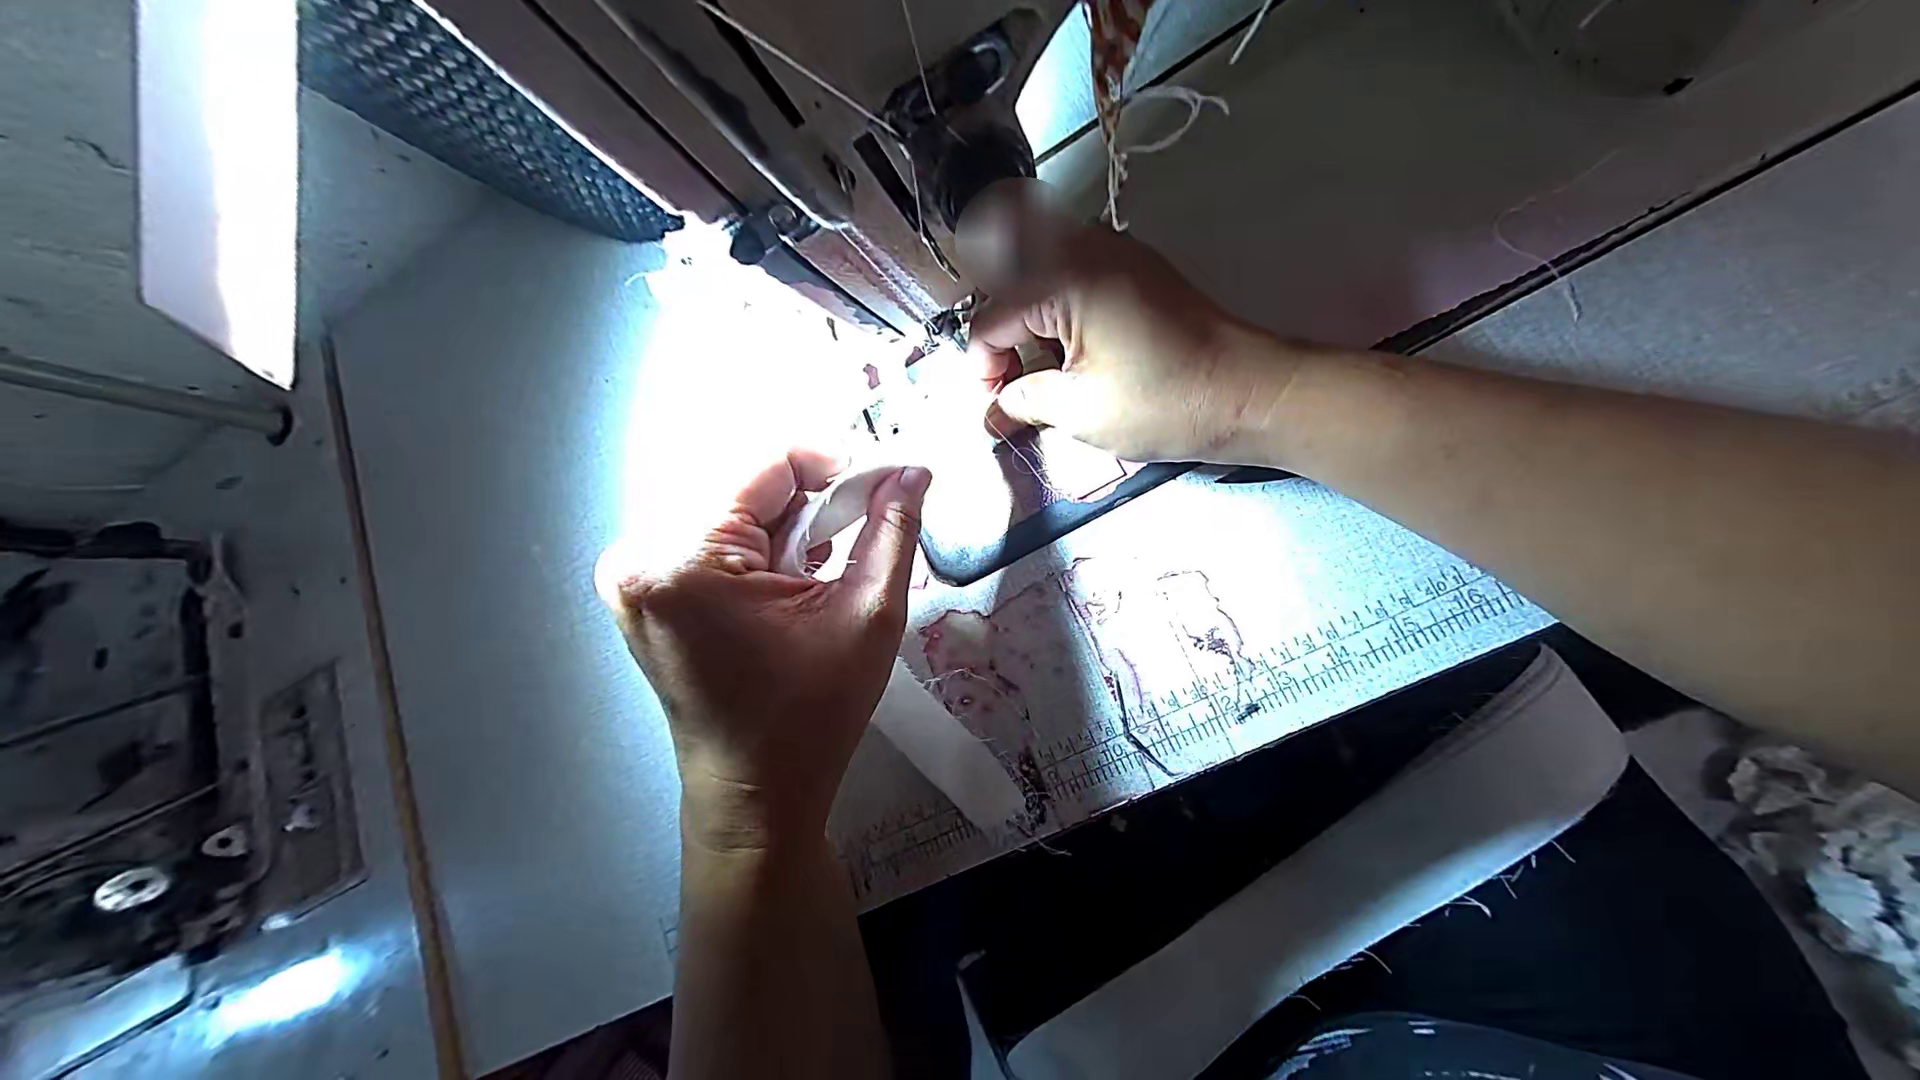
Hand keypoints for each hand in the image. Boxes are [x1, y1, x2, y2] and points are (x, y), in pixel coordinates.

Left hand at [596, 450, 930, 849]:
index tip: (877, 480)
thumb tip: (913, 471)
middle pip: (743, 481)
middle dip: (809, 496)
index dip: (830, 460)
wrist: (755, 794)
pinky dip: (760, 542)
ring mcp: (635, 573)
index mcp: (682, 559)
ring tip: (821, 566)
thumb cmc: (810, 717)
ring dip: (786, 520)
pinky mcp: (646, 589)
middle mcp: (641, 555)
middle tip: (855, 529)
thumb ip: (892, 530)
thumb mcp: (867, 616)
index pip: (763, 462)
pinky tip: (788, 578)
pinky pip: (711, 535)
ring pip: (730, 505)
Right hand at [966, 212, 1306, 464]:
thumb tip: (993, 411)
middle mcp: (1085, 247)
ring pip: (1039, 274)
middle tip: (1013, 382)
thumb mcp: (1080, 410)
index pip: (991, 318)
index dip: (983, 367)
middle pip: (1009, 283)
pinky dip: (1058, 311)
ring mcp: (1116, 252)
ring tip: (1042, 372)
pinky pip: (1074, 275)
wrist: (1250, 392)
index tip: (998, 405)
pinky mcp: (1137, 268)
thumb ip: (1023, 401)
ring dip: (1028, 322)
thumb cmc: (1163, 403)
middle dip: (1000, 336)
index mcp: (1063, 278)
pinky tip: (1072, 353)